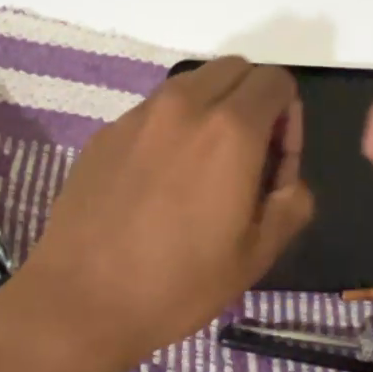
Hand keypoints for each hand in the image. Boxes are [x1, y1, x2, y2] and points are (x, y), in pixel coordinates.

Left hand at [14, 57, 313, 366]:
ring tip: (199, 175)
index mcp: (230, 131)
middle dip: (252, 104)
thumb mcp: (256, 256)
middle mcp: (183, 107)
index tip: (274, 168)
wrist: (82, 301)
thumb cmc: (178, 286)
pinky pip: (152, 114)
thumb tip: (285, 176)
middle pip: (234, 70)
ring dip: (210, 112)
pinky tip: (156, 188)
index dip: (289, 120)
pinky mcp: (103, 136)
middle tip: (245, 164)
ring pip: (190, 86)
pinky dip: (170, 131)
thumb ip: (290, 201)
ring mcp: (136, 118)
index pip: (276, 82)